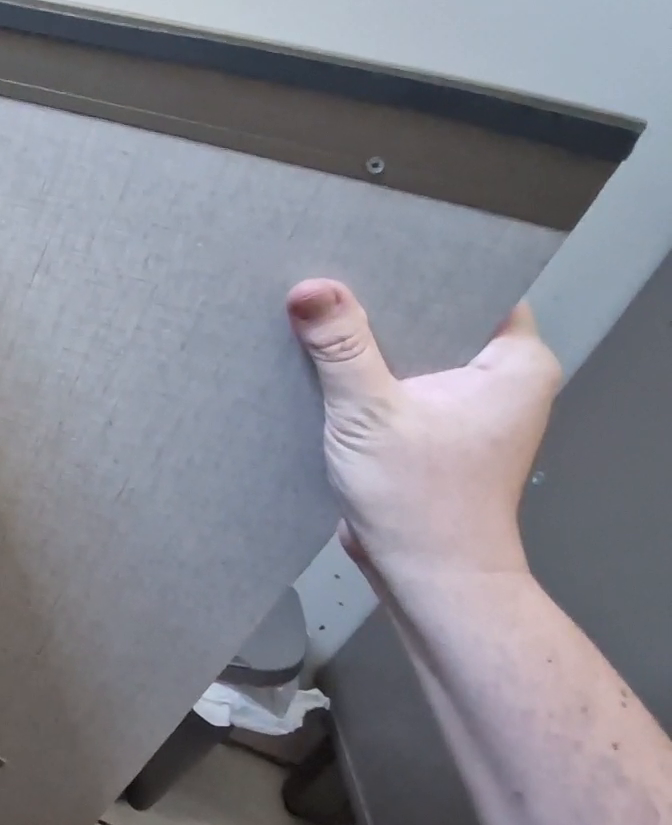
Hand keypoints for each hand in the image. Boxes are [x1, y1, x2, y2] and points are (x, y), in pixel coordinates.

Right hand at [286, 279, 561, 584]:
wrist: (424, 571)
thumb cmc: (421, 499)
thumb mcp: (370, 412)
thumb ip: (342, 348)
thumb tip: (311, 289)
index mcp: (513, 364)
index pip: (470, 290)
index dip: (417, 269)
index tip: (362, 253)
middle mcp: (496, 381)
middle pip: (430, 319)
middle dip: (375, 308)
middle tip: (321, 284)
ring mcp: (461, 406)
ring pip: (405, 354)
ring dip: (360, 347)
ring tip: (311, 324)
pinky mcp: (426, 429)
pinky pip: (389, 384)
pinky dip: (356, 378)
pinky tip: (316, 371)